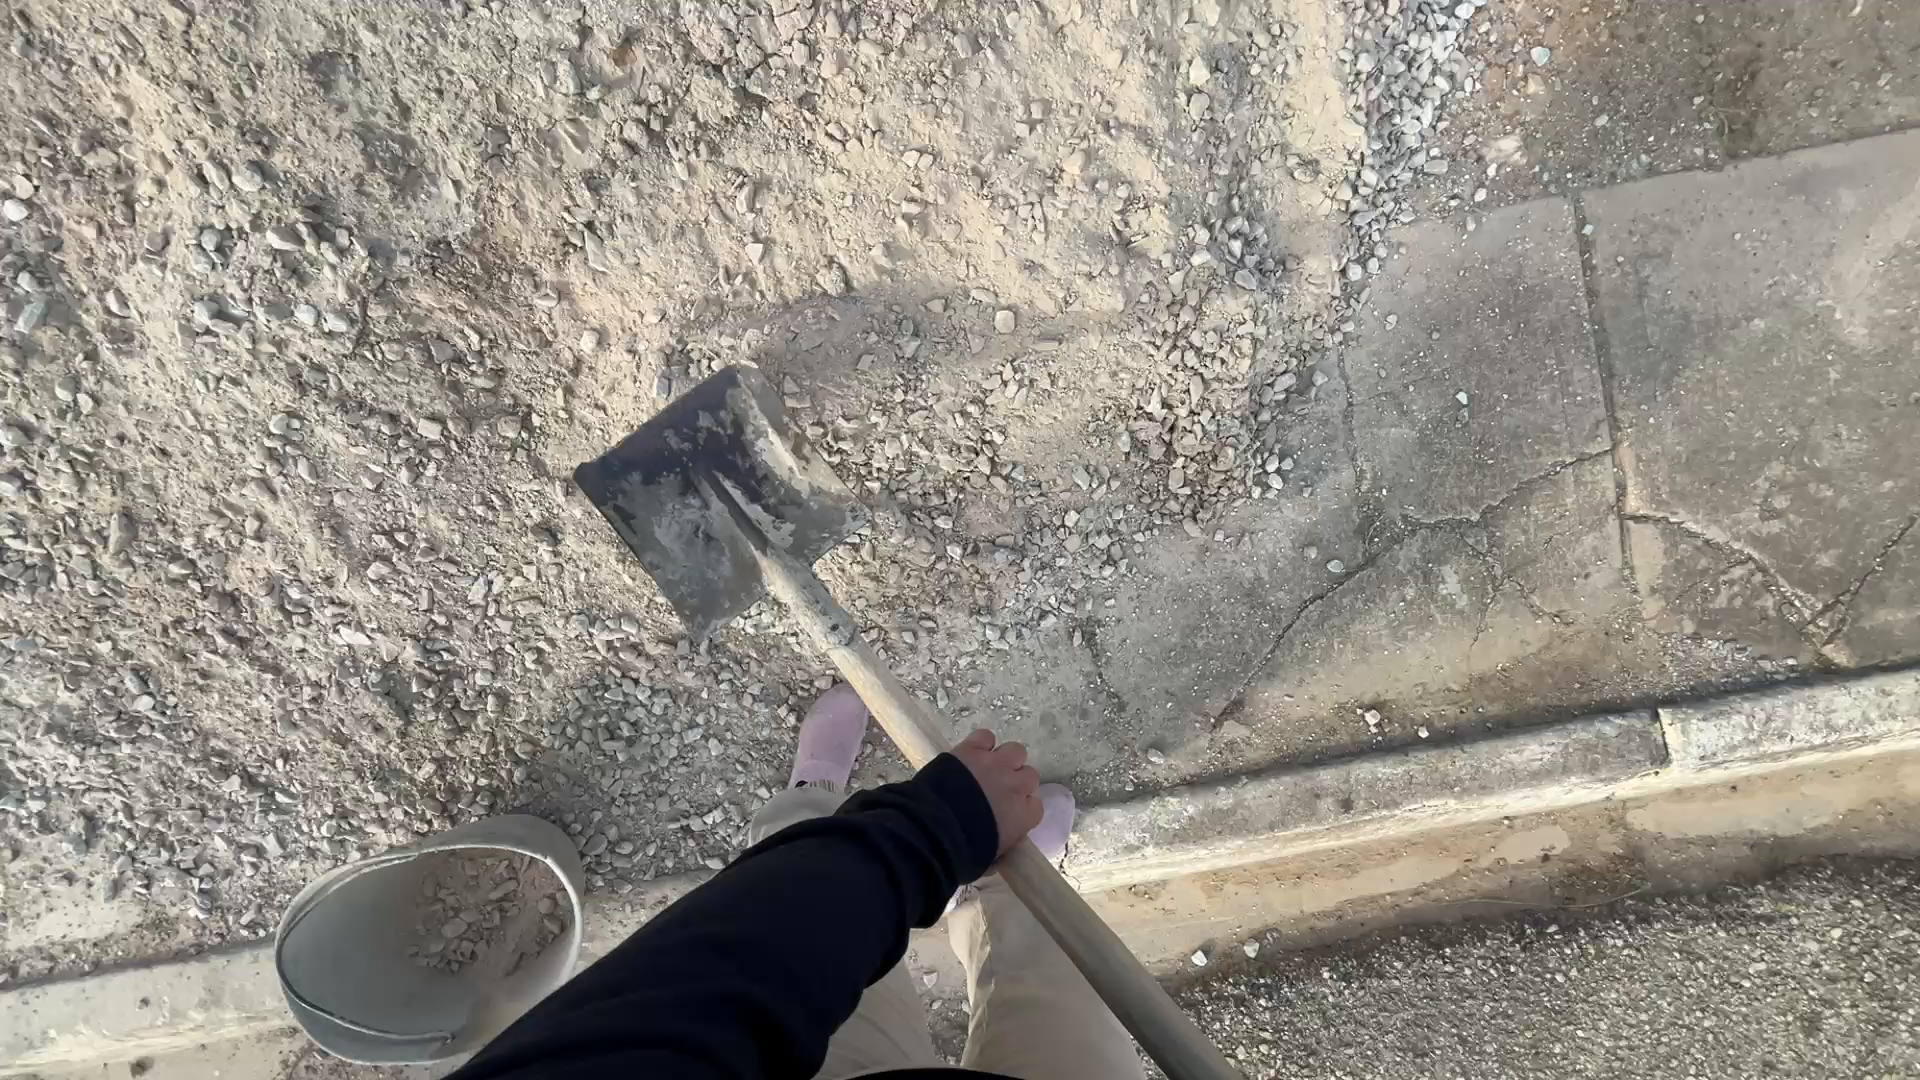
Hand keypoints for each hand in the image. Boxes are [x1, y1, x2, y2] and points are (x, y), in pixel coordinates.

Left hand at [948, 728, 1042, 857]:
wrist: (933, 829)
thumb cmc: (962, 852)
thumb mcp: (989, 860)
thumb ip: (1001, 850)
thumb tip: (1000, 850)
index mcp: (1022, 816)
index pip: (1036, 805)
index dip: (1023, 806)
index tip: (1011, 810)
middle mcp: (1015, 786)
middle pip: (1030, 775)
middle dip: (1017, 781)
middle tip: (1000, 789)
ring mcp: (994, 764)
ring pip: (1016, 751)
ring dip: (1006, 759)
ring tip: (991, 768)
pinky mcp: (972, 749)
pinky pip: (986, 736)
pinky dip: (982, 744)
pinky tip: (974, 753)